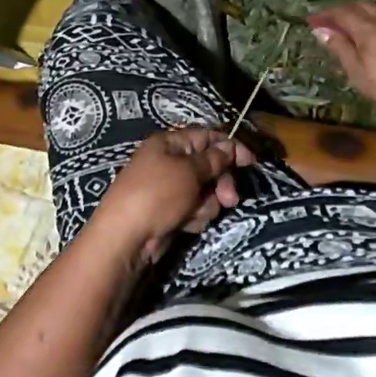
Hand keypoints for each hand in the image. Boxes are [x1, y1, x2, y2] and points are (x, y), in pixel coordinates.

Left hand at [90, 127, 252, 266]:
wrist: (126, 239)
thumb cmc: (157, 195)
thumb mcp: (189, 171)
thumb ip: (214, 159)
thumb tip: (229, 147)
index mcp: (170, 143)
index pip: (207, 136)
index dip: (230, 147)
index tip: (250, 161)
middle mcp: (170, 161)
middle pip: (210, 165)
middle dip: (221, 182)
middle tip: (230, 199)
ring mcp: (170, 187)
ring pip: (206, 189)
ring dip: (207, 202)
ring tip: (195, 213)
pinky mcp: (170, 210)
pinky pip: (195, 207)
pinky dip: (195, 215)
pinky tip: (185, 224)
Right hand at [307, 2, 375, 146]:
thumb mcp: (362, 76)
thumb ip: (342, 50)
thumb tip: (322, 30)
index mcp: (370, 28)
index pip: (342, 11)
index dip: (326, 14)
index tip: (314, 21)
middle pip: (362, 5)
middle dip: (345, 11)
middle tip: (333, 25)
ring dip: (365, 15)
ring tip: (358, 32)